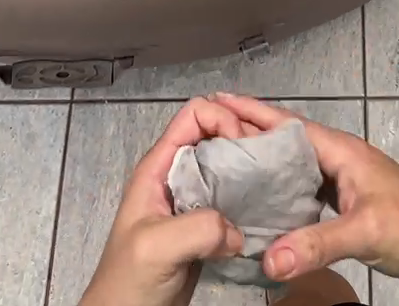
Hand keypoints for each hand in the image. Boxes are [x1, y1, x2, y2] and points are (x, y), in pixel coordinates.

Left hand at [78, 98, 250, 305]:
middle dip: (241, 139)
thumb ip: (198, 227)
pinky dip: (249, 197)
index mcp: (159, 165)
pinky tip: (263, 209)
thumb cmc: (128, 283)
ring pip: (226, 164)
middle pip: (215, 133)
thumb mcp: (156, 247)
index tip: (243, 146)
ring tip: (270, 183)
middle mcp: (177, 174)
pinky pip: (232, 197)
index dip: (221, 119)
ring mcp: (192, 200)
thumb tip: (238, 229)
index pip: (194, 114)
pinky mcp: (205, 226)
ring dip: (248, 168)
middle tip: (265, 162)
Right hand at [209, 93, 398, 282]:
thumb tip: (269, 258)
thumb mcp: (365, 231)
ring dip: (265, 157)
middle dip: (251, 130)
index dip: (253, 112)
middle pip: (286, 138)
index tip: (219, 100)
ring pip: (295, 161)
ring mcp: (342, 175)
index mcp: (340, 149)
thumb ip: (318, 242)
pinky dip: (282, 184)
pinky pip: (305, 183)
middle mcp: (338, 155)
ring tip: (228, 159)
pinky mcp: (345, 197)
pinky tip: (265, 198)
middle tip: (210, 128)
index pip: (288, 124)